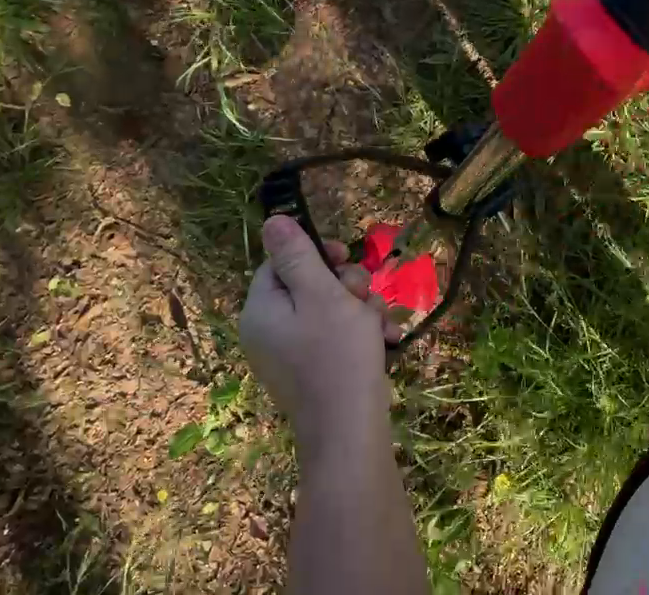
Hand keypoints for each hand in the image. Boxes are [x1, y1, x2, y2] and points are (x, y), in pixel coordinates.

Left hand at [240, 216, 399, 445]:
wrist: (349, 429)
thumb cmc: (337, 355)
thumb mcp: (323, 296)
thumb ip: (299, 256)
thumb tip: (271, 220)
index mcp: (262, 310)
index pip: (282, 263)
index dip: (317, 254)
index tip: (347, 257)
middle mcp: (269, 330)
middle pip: (309, 285)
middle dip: (348, 286)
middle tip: (366, 297)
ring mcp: (290, 353)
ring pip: (331, 309)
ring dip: (363, 310)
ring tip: (381, 326)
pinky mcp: (312, 370)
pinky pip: (336, 336)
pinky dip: (362, 334)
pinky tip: (386, 341)